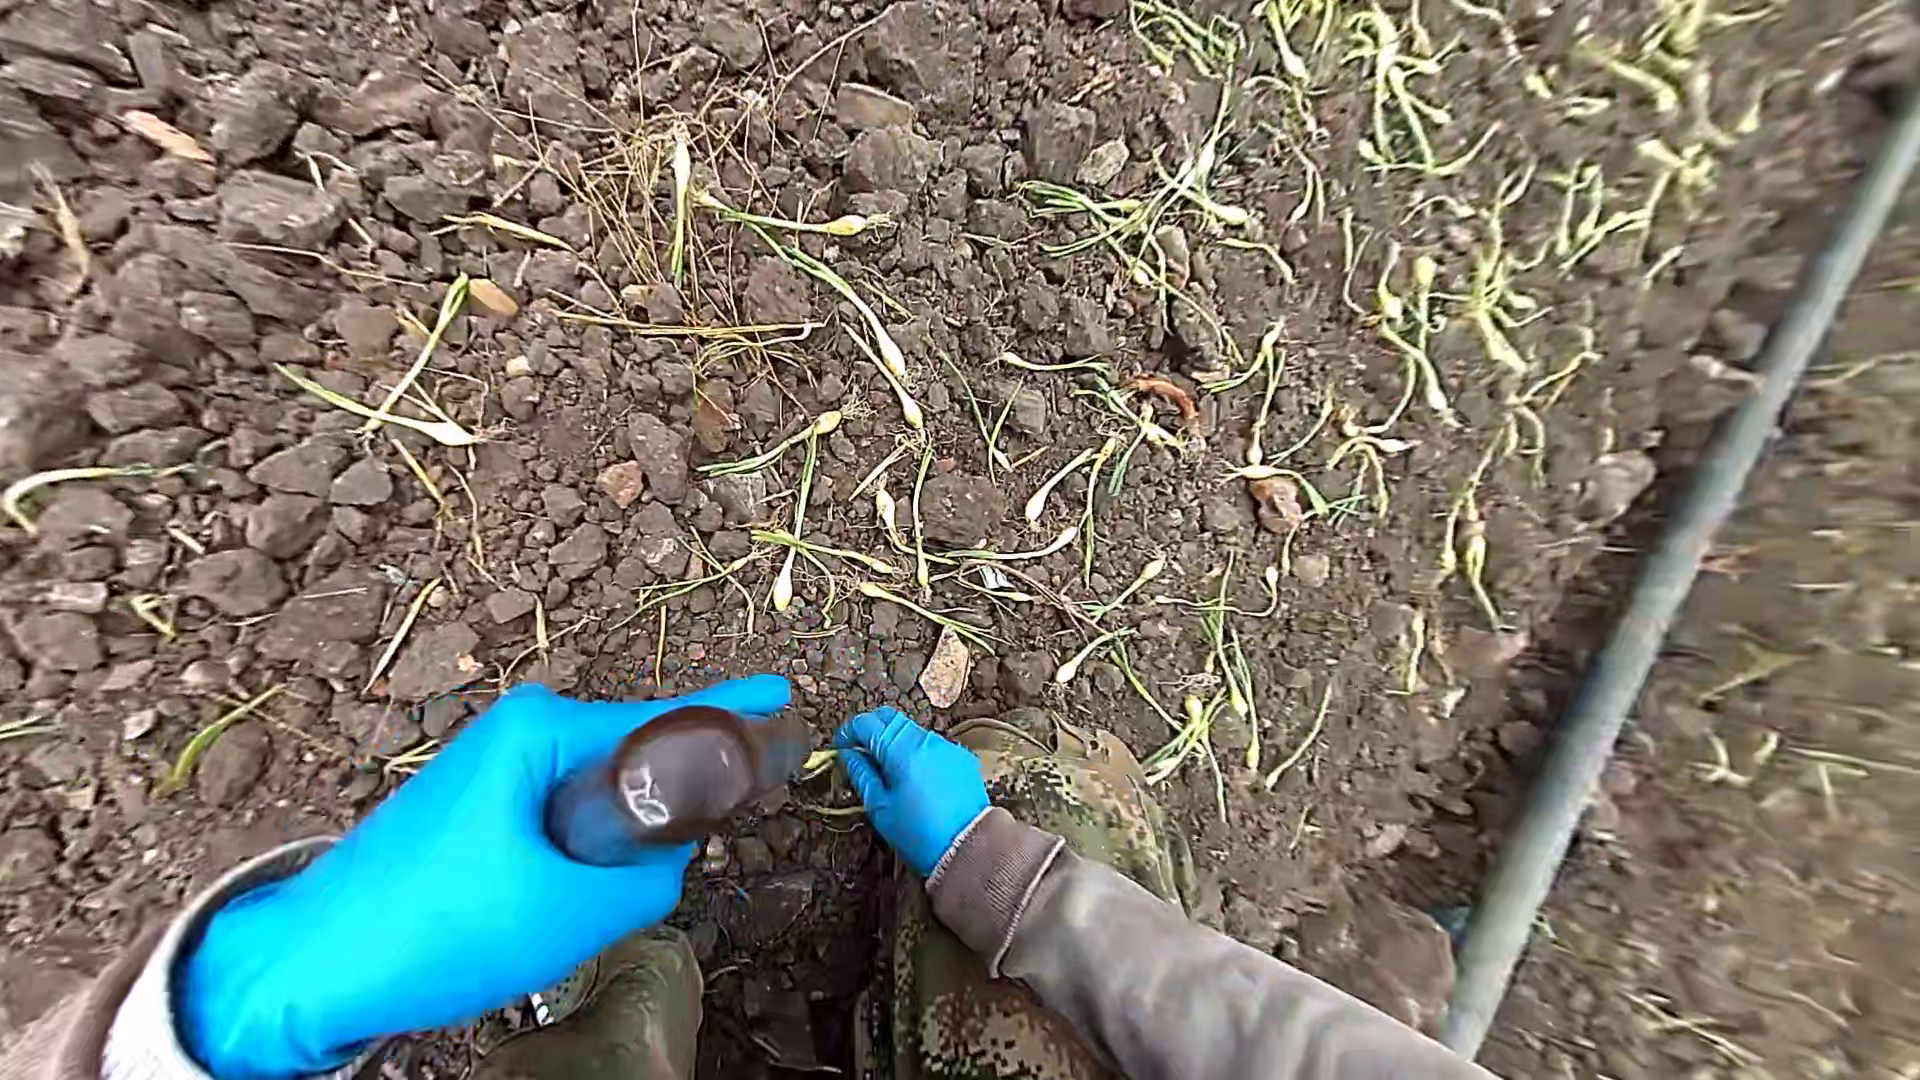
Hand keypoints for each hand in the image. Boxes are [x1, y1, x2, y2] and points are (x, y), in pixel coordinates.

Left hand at [180, 676, 791, 1078]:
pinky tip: (592, 866)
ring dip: (633, 815)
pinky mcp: (492, 787)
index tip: (780, 691)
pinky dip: (599, 823)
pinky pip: (573, 793)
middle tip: (713, 815)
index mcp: (544, 731)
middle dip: (679, 782)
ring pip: (605, 777)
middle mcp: (530, 726)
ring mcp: (506, 754)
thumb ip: (654, 879)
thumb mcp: (569, 912)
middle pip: (638, 748)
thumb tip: (680, 855)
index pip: (663, 715)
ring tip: (626, 868)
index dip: (730, 707)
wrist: (297, 973)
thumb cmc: (433, 929)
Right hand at [835, 707, 990, 876]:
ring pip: (911, 730)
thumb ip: (862, 774)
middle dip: (871, 729)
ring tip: (887, 769)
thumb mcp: (880, 807)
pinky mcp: (960, 755)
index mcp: (901, 749)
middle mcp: (925, 739)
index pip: (867, 722)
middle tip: (860, 752)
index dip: (849, 731)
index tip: (841, 745)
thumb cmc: (919, 833)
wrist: (969, 846)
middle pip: (890, 718)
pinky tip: (915, 776)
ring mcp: (945, 745)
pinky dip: (917, 752)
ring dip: (895, 741)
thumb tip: (849, 755)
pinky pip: (932, 744)